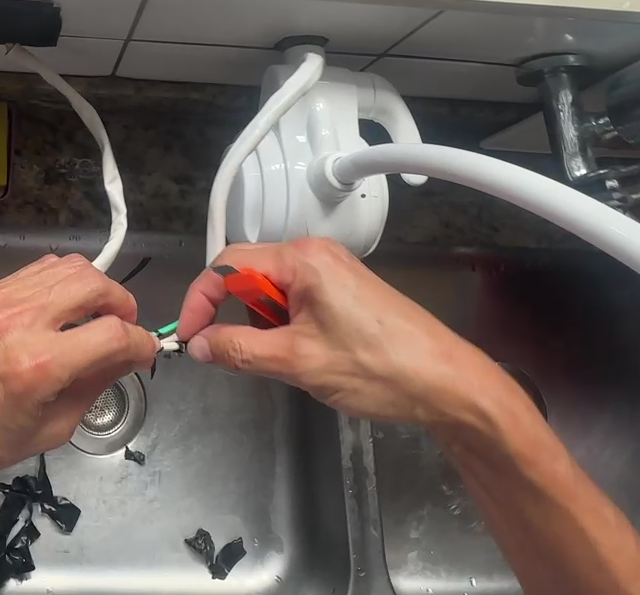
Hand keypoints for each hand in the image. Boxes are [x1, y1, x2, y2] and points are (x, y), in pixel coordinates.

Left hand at [0, 254, 159, 488]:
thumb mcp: (52, 429)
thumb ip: (98, 385)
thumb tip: (131, 355)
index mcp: (38, 365)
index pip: (113, 334)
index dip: (140, 342)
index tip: (146, 352)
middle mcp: (22, 321)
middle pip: (95, 284)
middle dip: (123, 304)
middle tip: (125, 329)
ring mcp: (4, 298)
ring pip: (72, 266)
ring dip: (97, 288)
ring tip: (98, 316)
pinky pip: (44, 268)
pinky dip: (67, 281)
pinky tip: (67, 307)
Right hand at [176, 238, 515, 427]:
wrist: (450, 386)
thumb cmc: (377, 368)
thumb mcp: (298, 362)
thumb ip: (238, 350)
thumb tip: (197, 345)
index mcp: (301, 259)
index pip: (227, 265)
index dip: (200, 300)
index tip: (189, 336)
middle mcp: (314, 254)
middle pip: (248, 273)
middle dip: (234, 314)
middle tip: (234, 353)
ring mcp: (332, 270)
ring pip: (271, 289)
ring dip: (261, 322)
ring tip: (283, 359)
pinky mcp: (344, 289)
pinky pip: (294, 297)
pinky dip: (283, 323)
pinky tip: (303, 353)